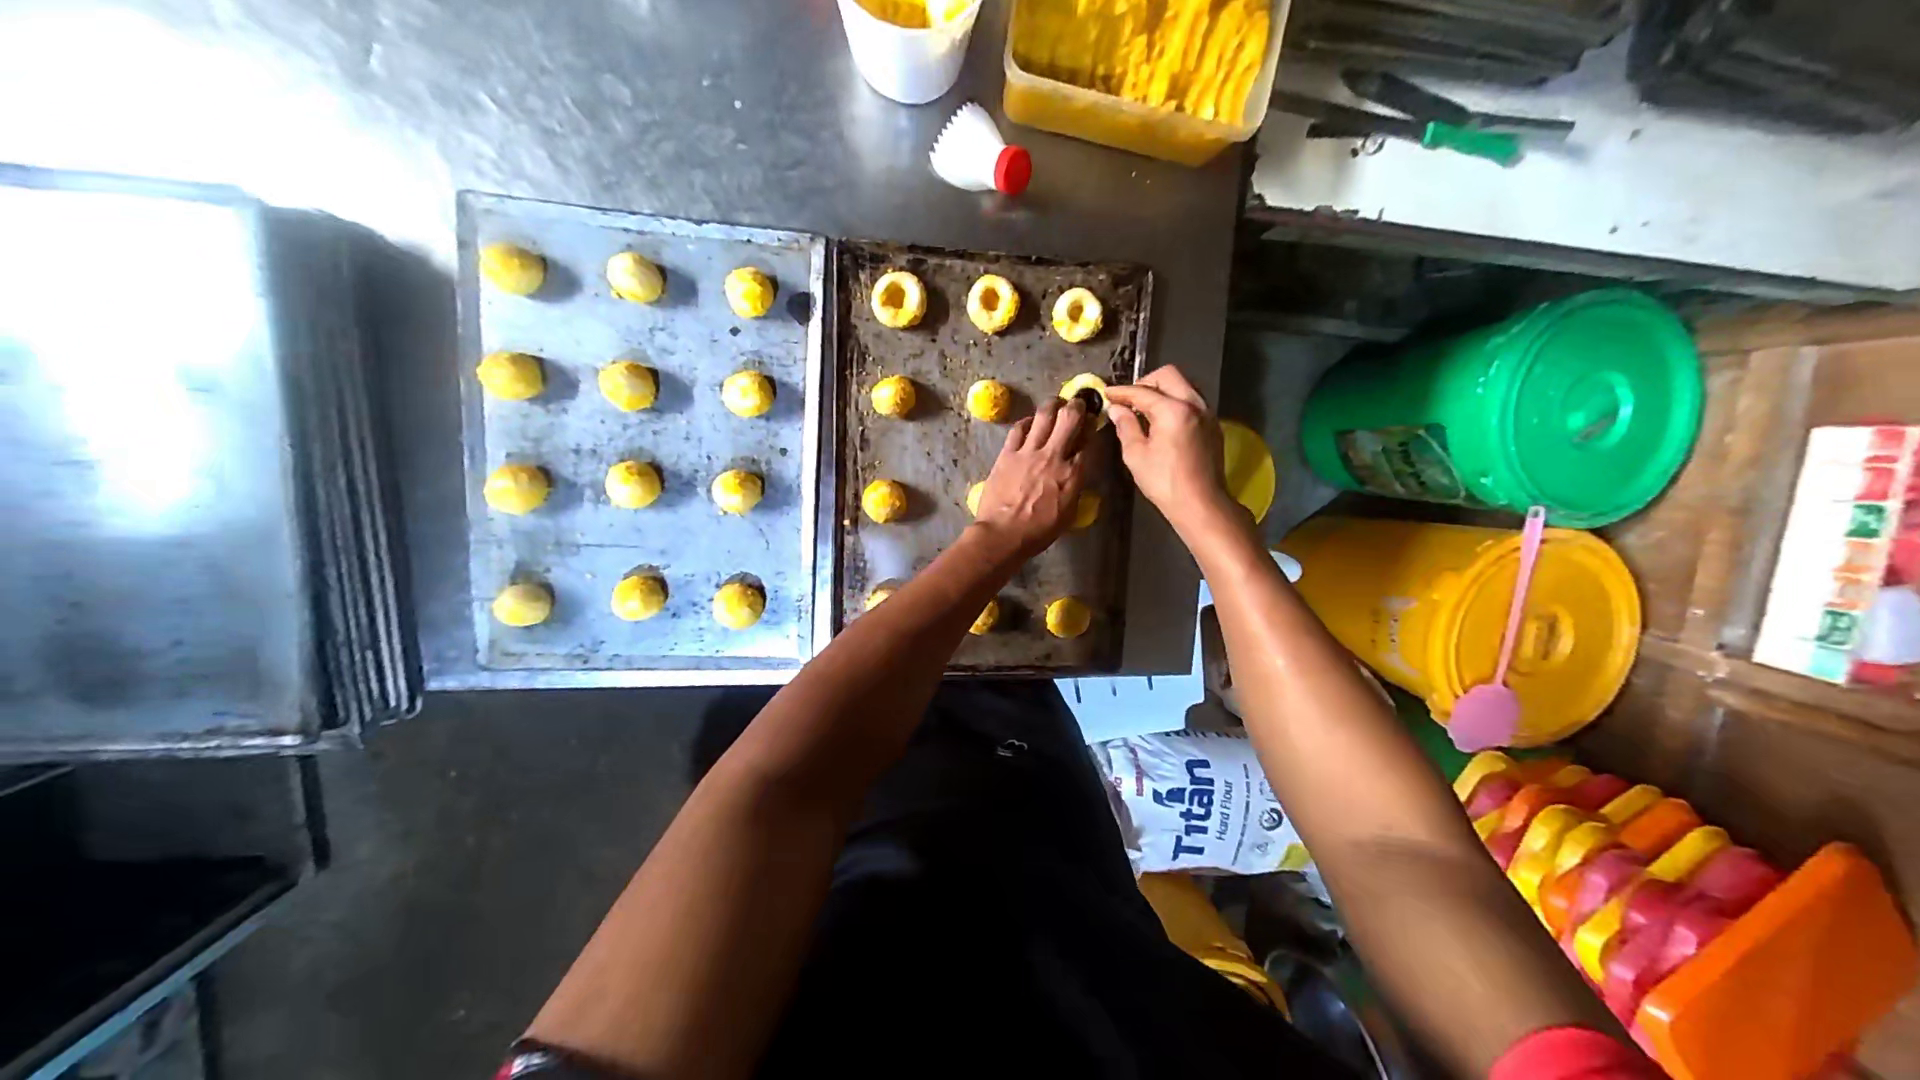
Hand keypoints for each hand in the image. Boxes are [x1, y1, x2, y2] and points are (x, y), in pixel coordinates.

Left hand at [971, 397, 1090, 558]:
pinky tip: (1030, 422)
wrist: (1003, 534)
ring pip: (1044, 415)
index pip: (1089, 442)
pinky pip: (1019, 428)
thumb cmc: (1038, 532)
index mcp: (1072, 474)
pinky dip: (1027, 421)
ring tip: (1055, 404)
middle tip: (1077, 403)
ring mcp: (1028, 452)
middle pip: (1069, 418)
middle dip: (1076, 406)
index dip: (1092, 428)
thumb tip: (1077, 472)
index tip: (1092, 423)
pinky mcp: (1007, 453)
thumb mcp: (1068, 513)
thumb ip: (1075, 487)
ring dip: (1052, 405)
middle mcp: (1053, 456)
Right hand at [1105, 367, 1244, 541]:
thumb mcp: (1136, 455)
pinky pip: (1191, 401)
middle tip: (1129, 400)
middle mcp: (1194, 404)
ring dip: (1162, 391)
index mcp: (1173, 410)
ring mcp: (1207, 413)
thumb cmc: (1164, 482)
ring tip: (1145, 410)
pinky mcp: (1212, 424)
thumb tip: (1117, 409)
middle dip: (1145, 383)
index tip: (1107, 394)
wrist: (1201, 503)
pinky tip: (1162, 422)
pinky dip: (1175, 402)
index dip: (1121, 392)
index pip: (1142, 391)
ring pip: (1183, 386)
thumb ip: (1126, 426)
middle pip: (1168, 376)